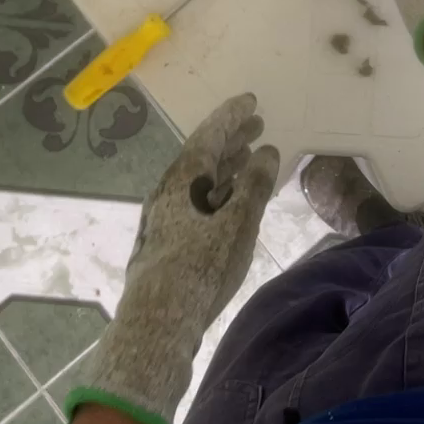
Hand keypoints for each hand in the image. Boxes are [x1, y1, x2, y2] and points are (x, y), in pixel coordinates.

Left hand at [64, 94, 279, 423]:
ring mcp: (165, 214)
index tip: (251, 101)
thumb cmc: (202, 266)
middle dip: (231, 137)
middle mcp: (171, 188)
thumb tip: (266, 150)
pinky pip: (196, 196)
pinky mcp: (165, 237)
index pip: (211, 133)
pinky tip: (229, 199)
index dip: (232, 115)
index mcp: (186, 176)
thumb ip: (255, 184)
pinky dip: (217, 187)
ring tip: (248, 156)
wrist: (157, 322)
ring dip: (225, 163)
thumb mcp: (239, 222)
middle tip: (257, 125)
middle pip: (204, 153)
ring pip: (199, 177)